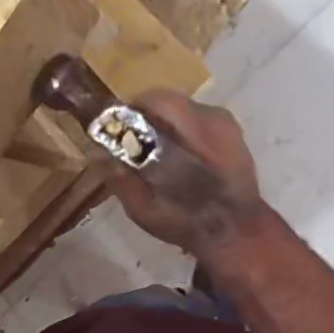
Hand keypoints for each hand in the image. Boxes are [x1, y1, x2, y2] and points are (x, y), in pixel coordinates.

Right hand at [107, 91, 269, 256]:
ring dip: (166, 123)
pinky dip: (185, 132)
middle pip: (166, 100)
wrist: (235, 232)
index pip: (149, 100)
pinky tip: (181, 157)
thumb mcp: (143, 207)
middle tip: (132, 143)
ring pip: (183, 108)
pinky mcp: (234, 132)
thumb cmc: (185, 221)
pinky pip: (200, 120)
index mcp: (187, 130)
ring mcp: (225, 122)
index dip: (126, 114)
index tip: (115, 132)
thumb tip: (97, 152)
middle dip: (145, 117)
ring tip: (157, 152)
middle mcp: (208, 117)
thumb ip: (120, 176)